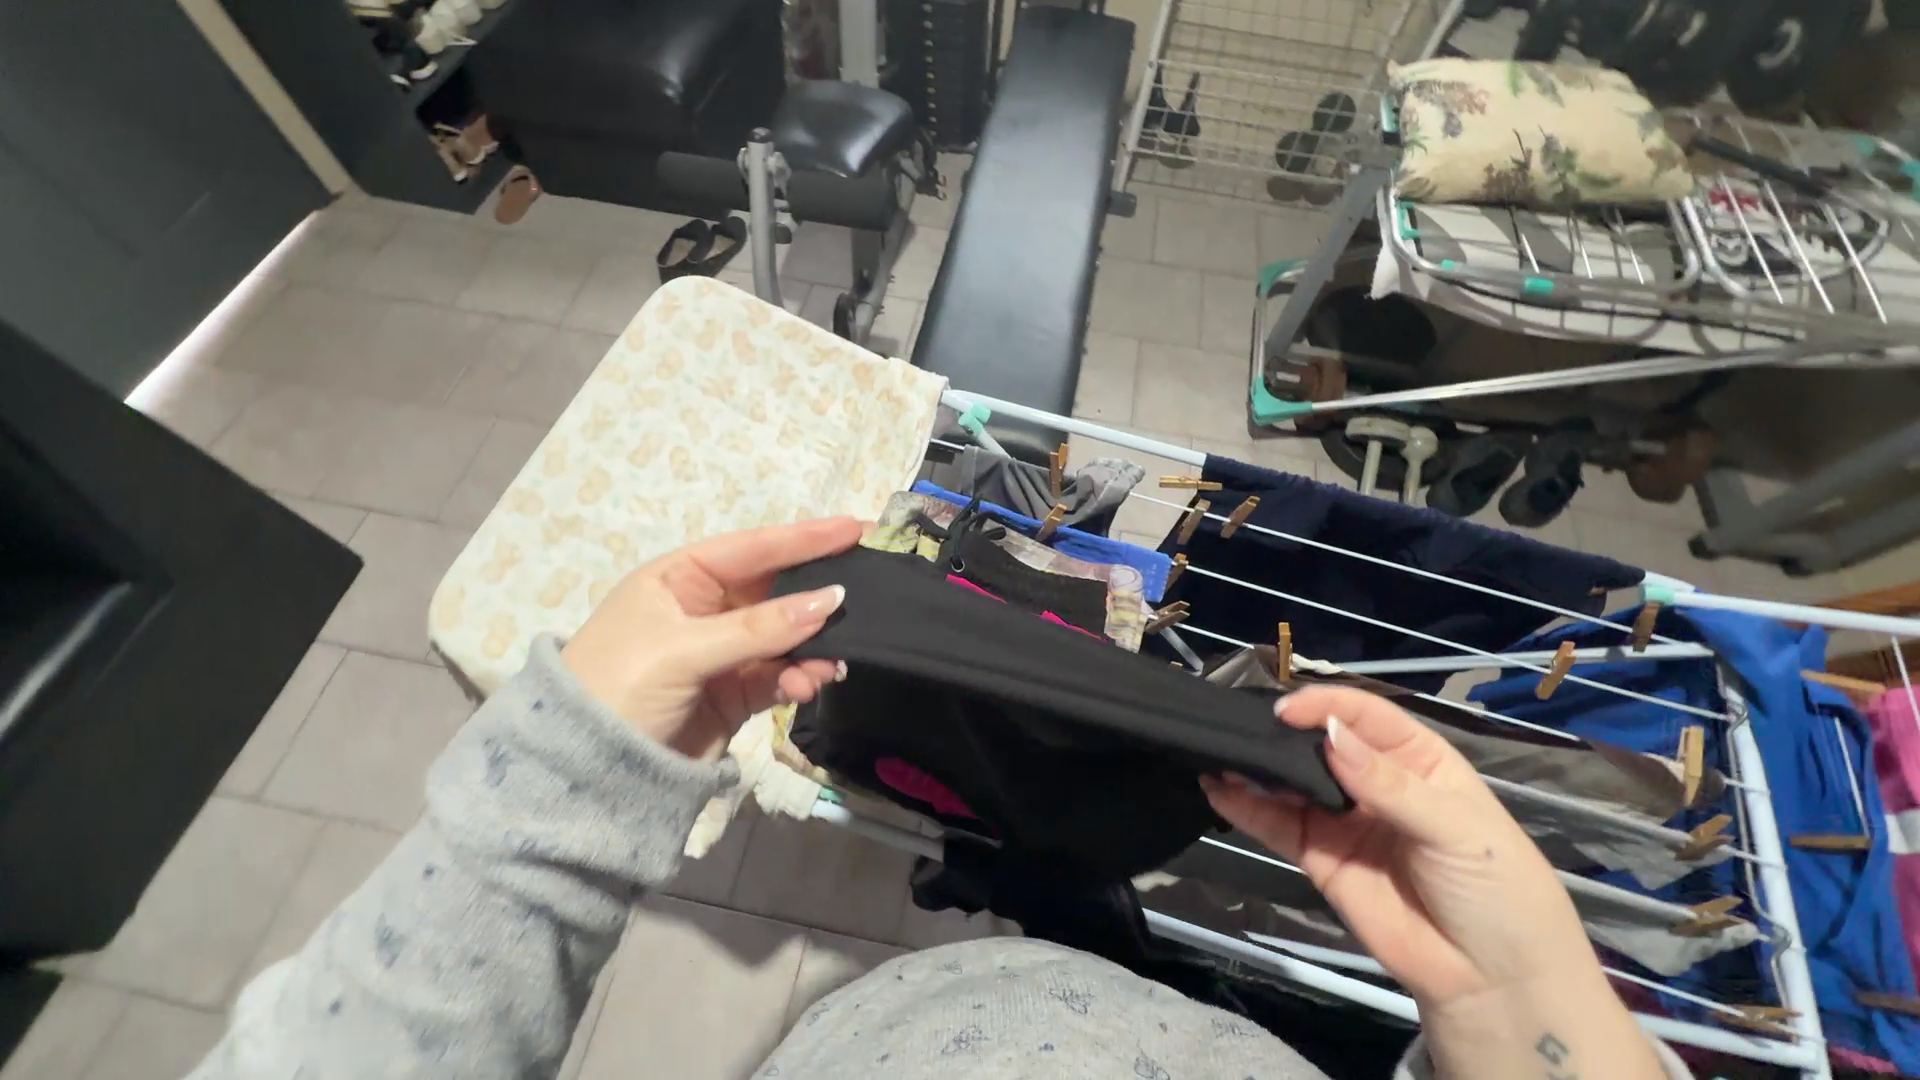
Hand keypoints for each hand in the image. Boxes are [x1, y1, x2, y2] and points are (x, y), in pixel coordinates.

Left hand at [559, 518, 861, 760]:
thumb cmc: (619, 688)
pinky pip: (781, 673)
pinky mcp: (736, 691)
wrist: (584, 777)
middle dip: (820, 592)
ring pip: (786, 635)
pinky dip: (800, 676)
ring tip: (834, 660)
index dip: (806, 538)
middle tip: (872, 587)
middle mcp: (707, 607)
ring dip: (813, 645)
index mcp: (681, 578)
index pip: (754, 548)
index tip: (857, 528)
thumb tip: (832, 599)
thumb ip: (761, 627)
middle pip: (777, 589)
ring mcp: (724, 651)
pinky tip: (810, 684)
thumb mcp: (684, 650)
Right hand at [1200, 686, 1593, 1007]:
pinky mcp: (1316, 855)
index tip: (1288, 711)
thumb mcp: (1456, 829)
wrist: (1491, 983)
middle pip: (1319, 742)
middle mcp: (1371, 779)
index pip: (1365, 716)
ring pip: (1290, 780)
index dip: (1326, 706)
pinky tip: (1216, 787)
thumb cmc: (1496, 890)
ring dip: (1255, 766)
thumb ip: (1389, 785)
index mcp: (1416, 759)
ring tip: (1220, 752)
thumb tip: (1330, 736)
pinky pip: (1274, 823)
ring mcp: (1340, 817)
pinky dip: (1242, 805)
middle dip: (1282, 732)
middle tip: (1242, 726)